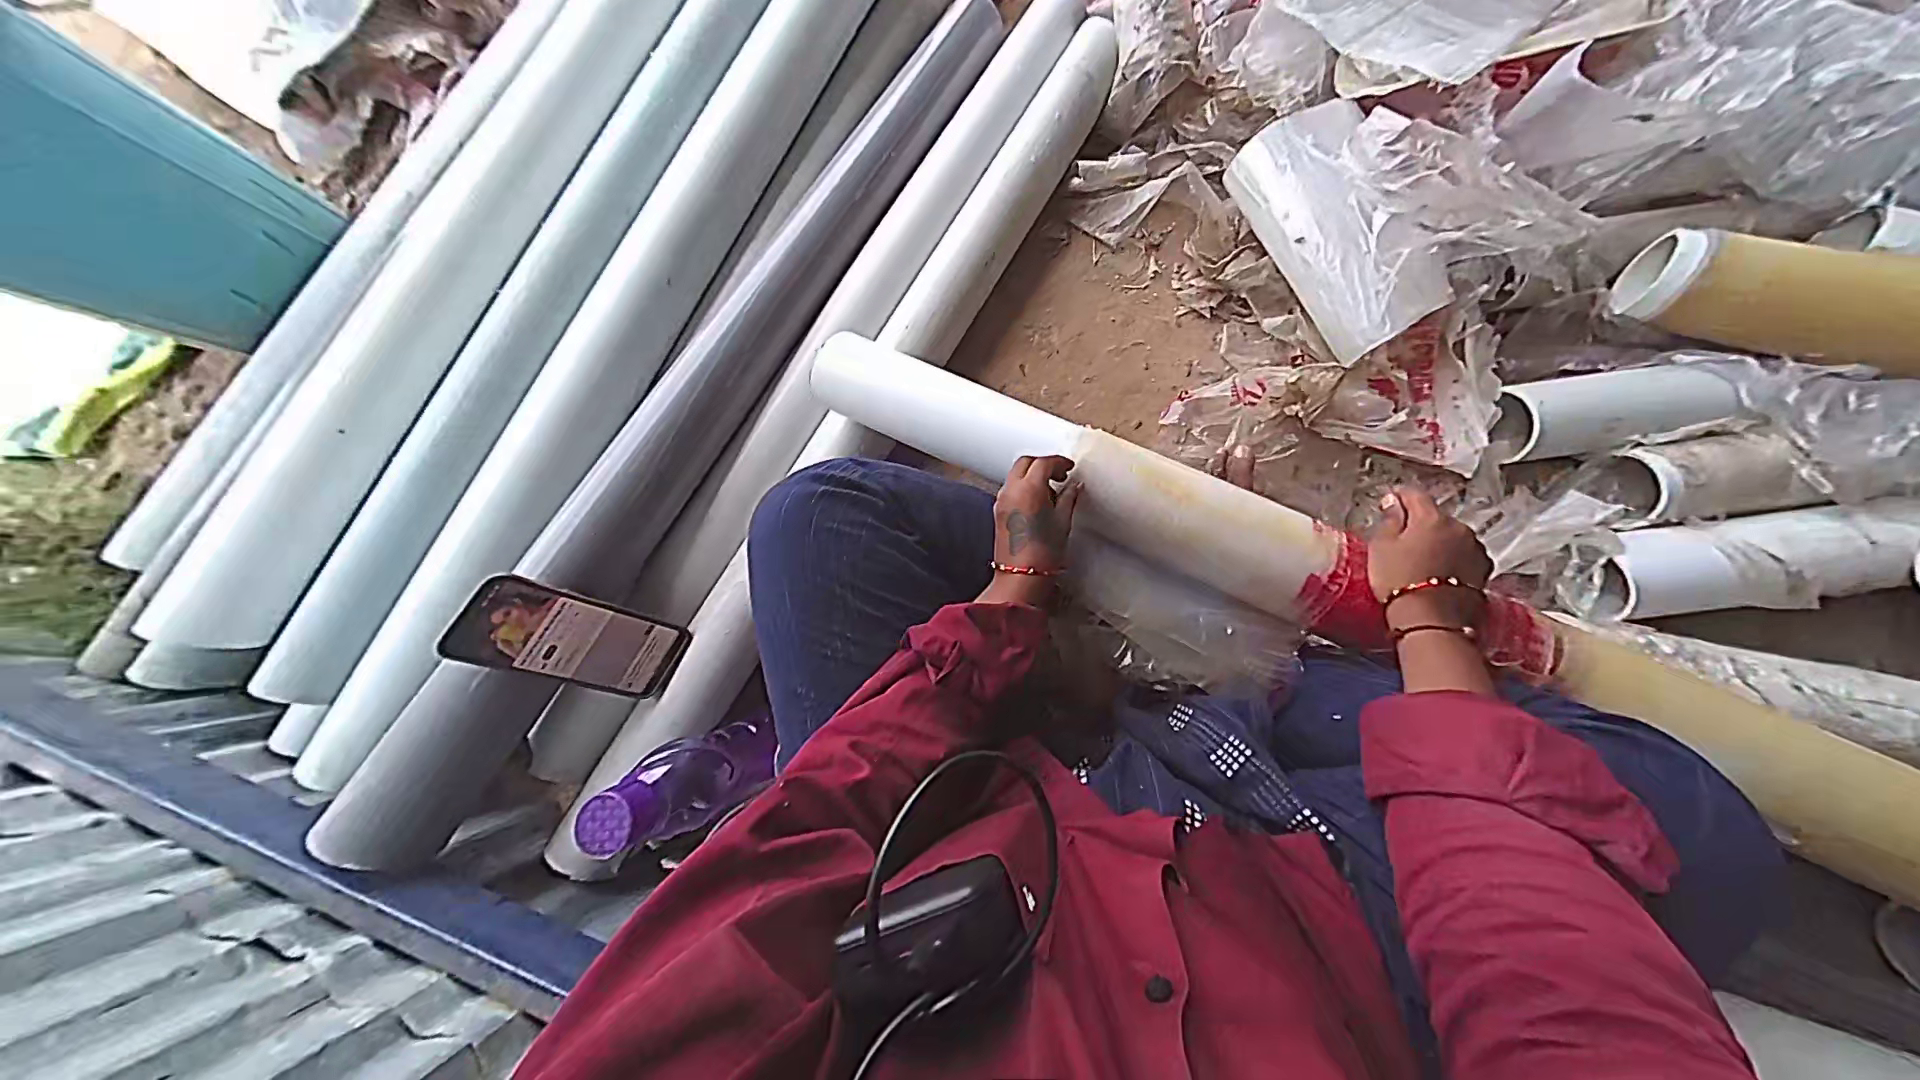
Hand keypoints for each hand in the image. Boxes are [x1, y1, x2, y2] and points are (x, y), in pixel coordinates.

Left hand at [981, 455, 1079, 607]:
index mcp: (1028, 488)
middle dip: (1042, 464)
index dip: (1058, 462)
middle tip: (1059, 474)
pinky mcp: (997, 513)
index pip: (1043, 463)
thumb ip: (1068, 498)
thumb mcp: (1062, 521)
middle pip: (1025, 463)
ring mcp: (1001, 501)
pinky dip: (1023, 488)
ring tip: (1051, 491)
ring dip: (1031, 476)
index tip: (1068, 467)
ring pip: (1015, 475)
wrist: (1021, 576)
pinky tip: (1037, 503)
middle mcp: (1011, 491)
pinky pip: (1010, 490)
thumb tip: (1073, 487)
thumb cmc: (1042, 554)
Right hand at [1369, 486, 1494, 694]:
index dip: (1399, 496)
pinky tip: (1438, 571)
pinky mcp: (1483, 570)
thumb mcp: (1381, 547)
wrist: (1432, 619)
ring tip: (1420, 558)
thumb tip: (1394, 502)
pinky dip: (1451, 558)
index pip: (1414, 495)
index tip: (1389, 501)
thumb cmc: (1399, 580)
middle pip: (1435, 516)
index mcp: (1431, 518)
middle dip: (1420, 522)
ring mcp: (1475, 548)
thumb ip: (1390, 520)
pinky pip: (1463, 555)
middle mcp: (1459, 528)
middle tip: (1400, 538)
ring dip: (1438, 541)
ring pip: (1451, 535)